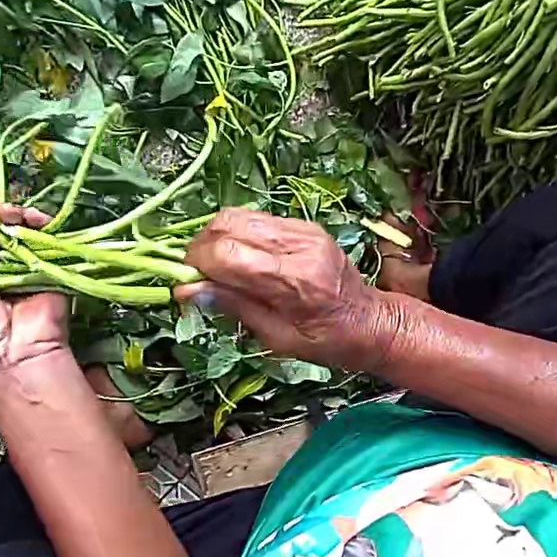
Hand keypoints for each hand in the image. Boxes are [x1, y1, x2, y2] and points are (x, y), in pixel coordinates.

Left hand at [0, 201, 90, 409]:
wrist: (21, 360)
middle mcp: (5, 276)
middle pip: (7, 238)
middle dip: (5, 219)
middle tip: (5, 209)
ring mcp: (32, 275)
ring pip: (31, 240)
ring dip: (26, 223)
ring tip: (21, 214)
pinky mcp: (58, 276)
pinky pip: (54, 250)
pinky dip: (49, 233)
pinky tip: (40, 222)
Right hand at [177, 209, 405, 372]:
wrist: (370, 320)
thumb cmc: (327, 341)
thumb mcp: (277, 338)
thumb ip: (234, 307)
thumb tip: (185, 290)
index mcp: (295, 280)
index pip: (228, 254)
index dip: (197, 265)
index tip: (188, 284)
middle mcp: (299, 245)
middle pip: (228, 225)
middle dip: (201, 248)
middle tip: (199, 276)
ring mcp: (304, 230)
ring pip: (239, 215)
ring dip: (216, 237)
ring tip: (216, 267)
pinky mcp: (305, 224)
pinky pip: (257, 217)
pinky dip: (237, 233)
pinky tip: (240, 257)